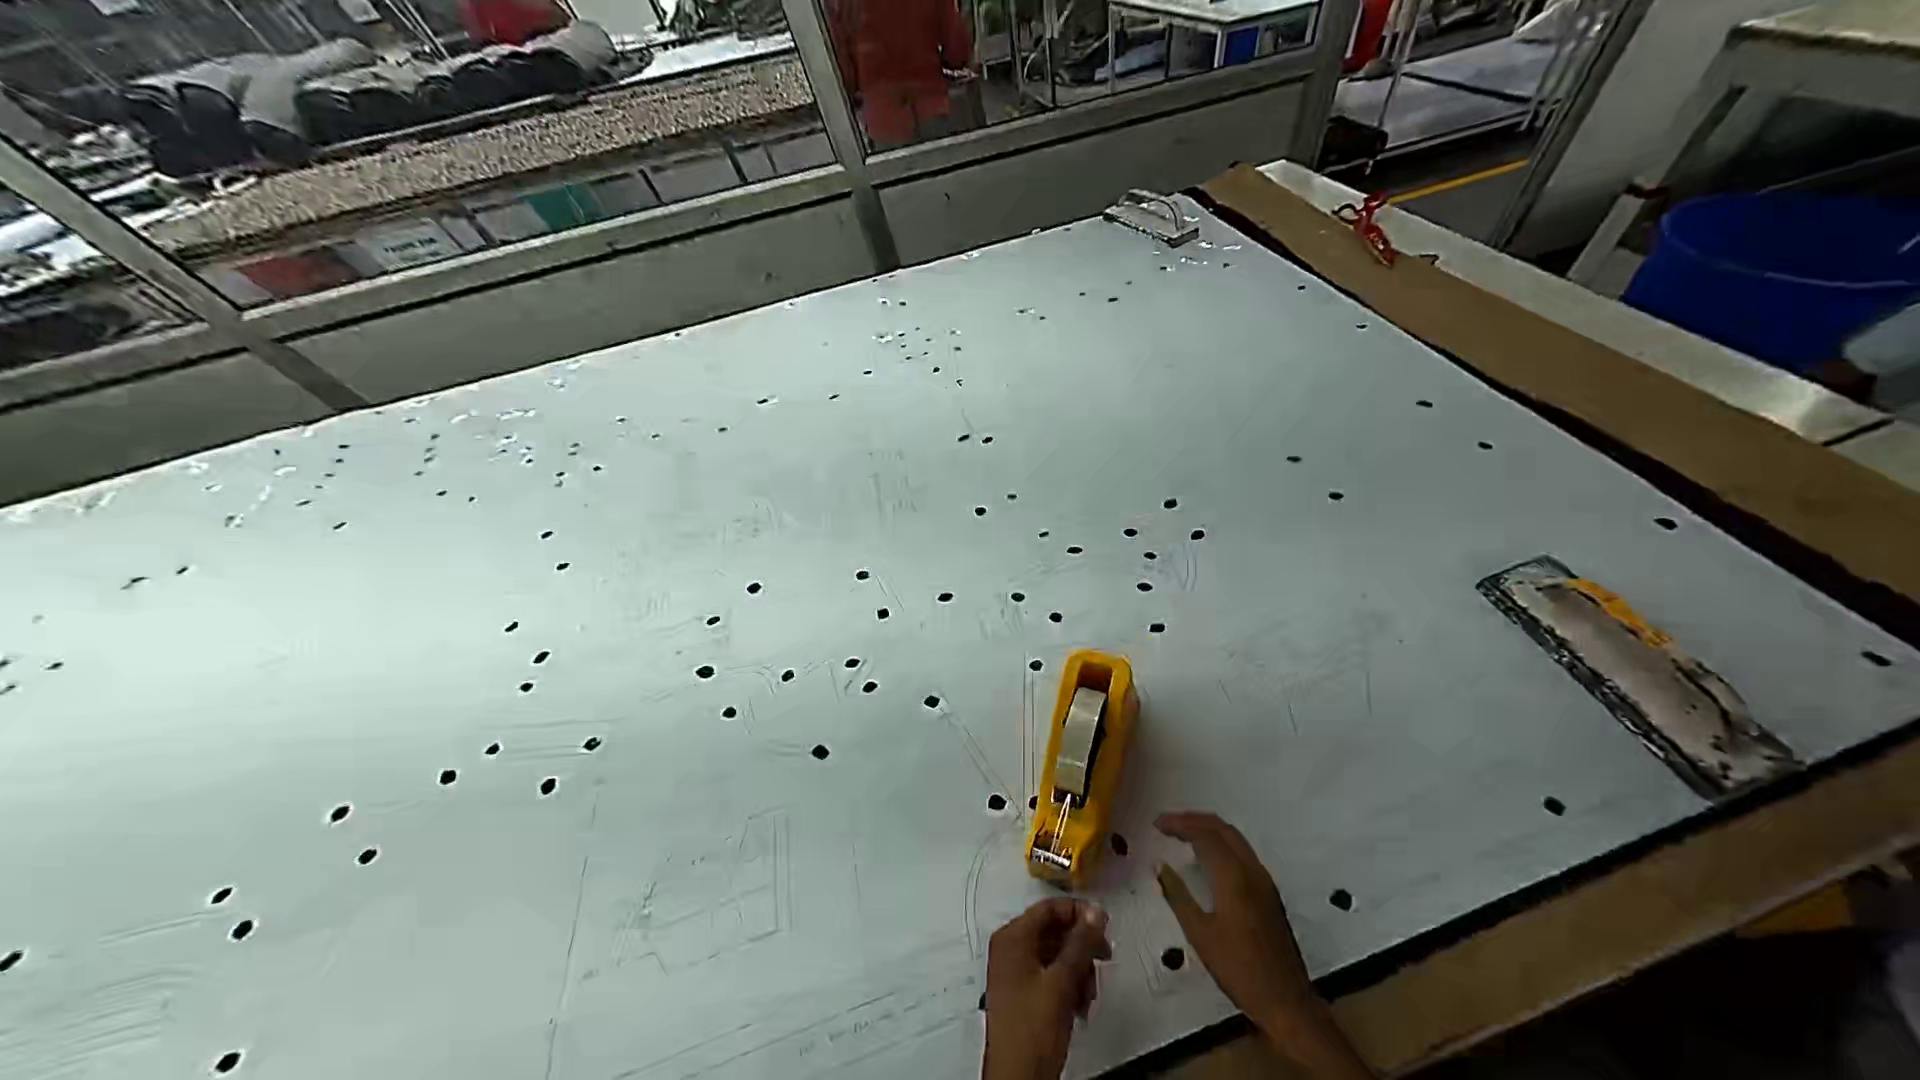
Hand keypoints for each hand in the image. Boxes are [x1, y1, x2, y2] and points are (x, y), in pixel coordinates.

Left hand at [982, 898, 1111, 1079]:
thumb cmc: (1034, 1028)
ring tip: (1088, 994)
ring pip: (1055, 955)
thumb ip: (1081, 943)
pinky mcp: (1023, 993)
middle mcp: (1010, 949)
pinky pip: (1050, 975)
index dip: (1077, 912)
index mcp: (1012, 937)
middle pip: (1053, 931)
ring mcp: (1015, 972)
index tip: (1103, 925)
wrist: (1018, 1079)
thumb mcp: (1062, 981)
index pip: (1048, 908)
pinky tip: (1080, 1006)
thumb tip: (1095, 912)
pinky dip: (1068, 986)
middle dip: (1081, 948)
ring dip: (1078, 971)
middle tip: (1104, 958)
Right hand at [1156, 812, 1371, 1078]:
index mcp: (1233, 877)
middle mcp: (1252, 870)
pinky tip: (1207, 855)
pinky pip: (1242, 851)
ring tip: (1183, 832)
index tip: (1157, 824)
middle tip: (1167, 822)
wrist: (1286, 1001)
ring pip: (1235, 838)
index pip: (1204, 835)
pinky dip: (1221, 842)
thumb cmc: (1238, 968)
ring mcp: (1264, 880)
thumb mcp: (1199, 933)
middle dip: (1193, 819)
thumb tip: (1160, 866)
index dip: (1179, 824)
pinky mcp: (1269, 891)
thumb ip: (1178, 895)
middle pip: (1222, 828)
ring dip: (1208, 828)